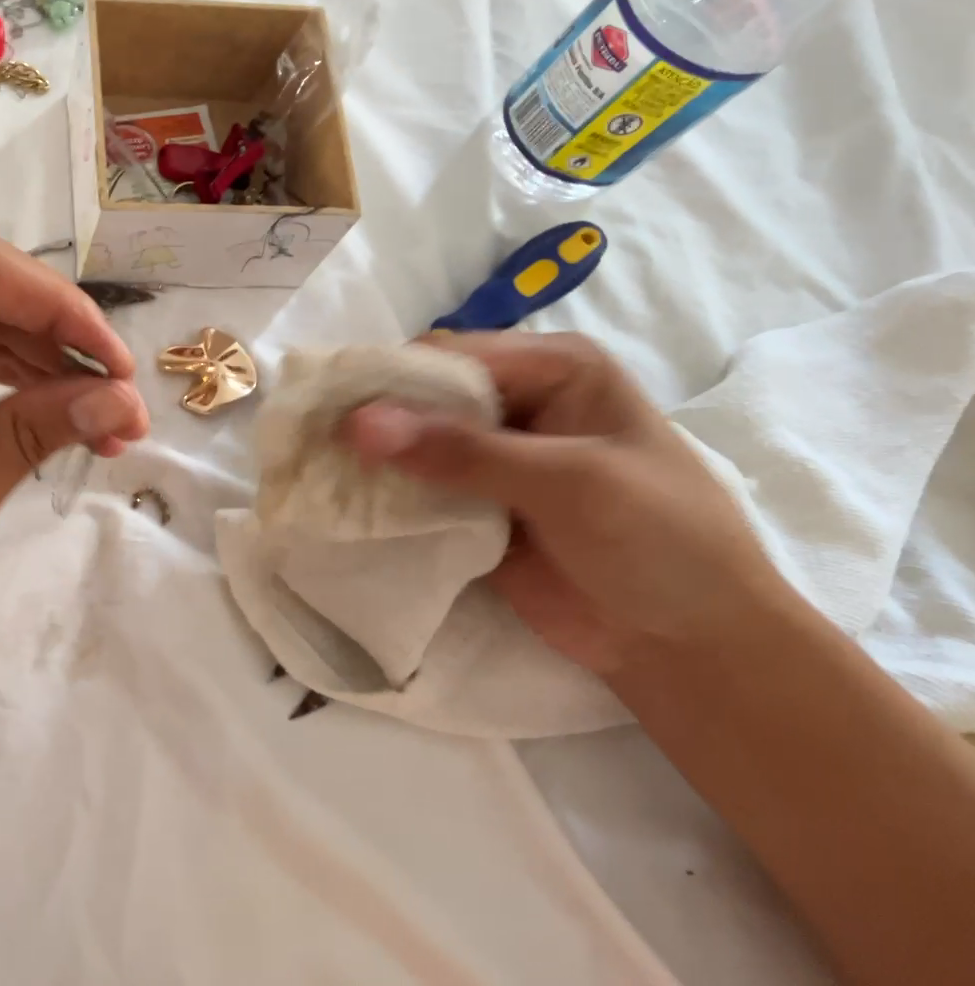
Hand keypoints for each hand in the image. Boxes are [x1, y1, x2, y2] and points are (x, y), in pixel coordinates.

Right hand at [341, 332, 804, 677]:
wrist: (690, 644)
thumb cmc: (659, 542)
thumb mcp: (570, 482)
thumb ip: (464, 451)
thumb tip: (357, 423)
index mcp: (555, 370)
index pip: (449, 356)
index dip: (389, 379)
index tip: (330, 413)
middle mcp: (516, 404)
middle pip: (422, 395)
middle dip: (372, 418)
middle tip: (310, 446)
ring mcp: (491, 460)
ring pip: (409, 443)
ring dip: (370, 461)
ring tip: (313, 476)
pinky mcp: (471, 507)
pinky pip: (413, 491)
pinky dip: (382, 498)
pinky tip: (343, 508)